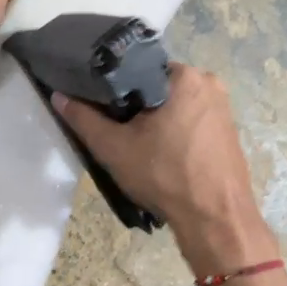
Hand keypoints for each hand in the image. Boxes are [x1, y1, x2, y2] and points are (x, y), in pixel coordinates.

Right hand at [52, 64, 279, 277]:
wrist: (215, 218)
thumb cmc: (164, 175)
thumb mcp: (113, 147)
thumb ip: (84, 119)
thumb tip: (59, 96)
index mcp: (184, 76)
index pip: (137, 67)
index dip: (113, 86)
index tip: (97, 105)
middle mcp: (209, 84)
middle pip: (155, 87)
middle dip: (133, 105)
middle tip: (112, 128)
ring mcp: (223, 108)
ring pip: (173, 105)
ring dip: (152, 120)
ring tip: (132, 143)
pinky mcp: (228, 131)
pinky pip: (190, 121)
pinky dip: (172, 132)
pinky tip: (159, 154)